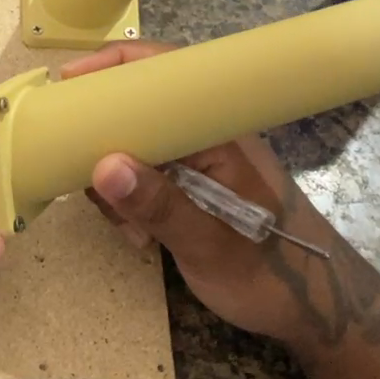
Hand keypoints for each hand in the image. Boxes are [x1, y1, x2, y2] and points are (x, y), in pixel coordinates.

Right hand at [63, 42, 347, 349]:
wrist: (314, 311)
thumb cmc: (270, 276)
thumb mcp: (209, 246)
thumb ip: (159, 206)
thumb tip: (101, 166)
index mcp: (219, 132)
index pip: (163, 72)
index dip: (112, 66)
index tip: (65, 86)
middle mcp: (206, 138)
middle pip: (137, 111)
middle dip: (103, 143)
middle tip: (82, 181)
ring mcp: (198, 164)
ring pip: (134, 150)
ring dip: (115, 185)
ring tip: (129, 230)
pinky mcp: (191, 189)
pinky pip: (144, 180)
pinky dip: (129, 204)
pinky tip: (139, 239)